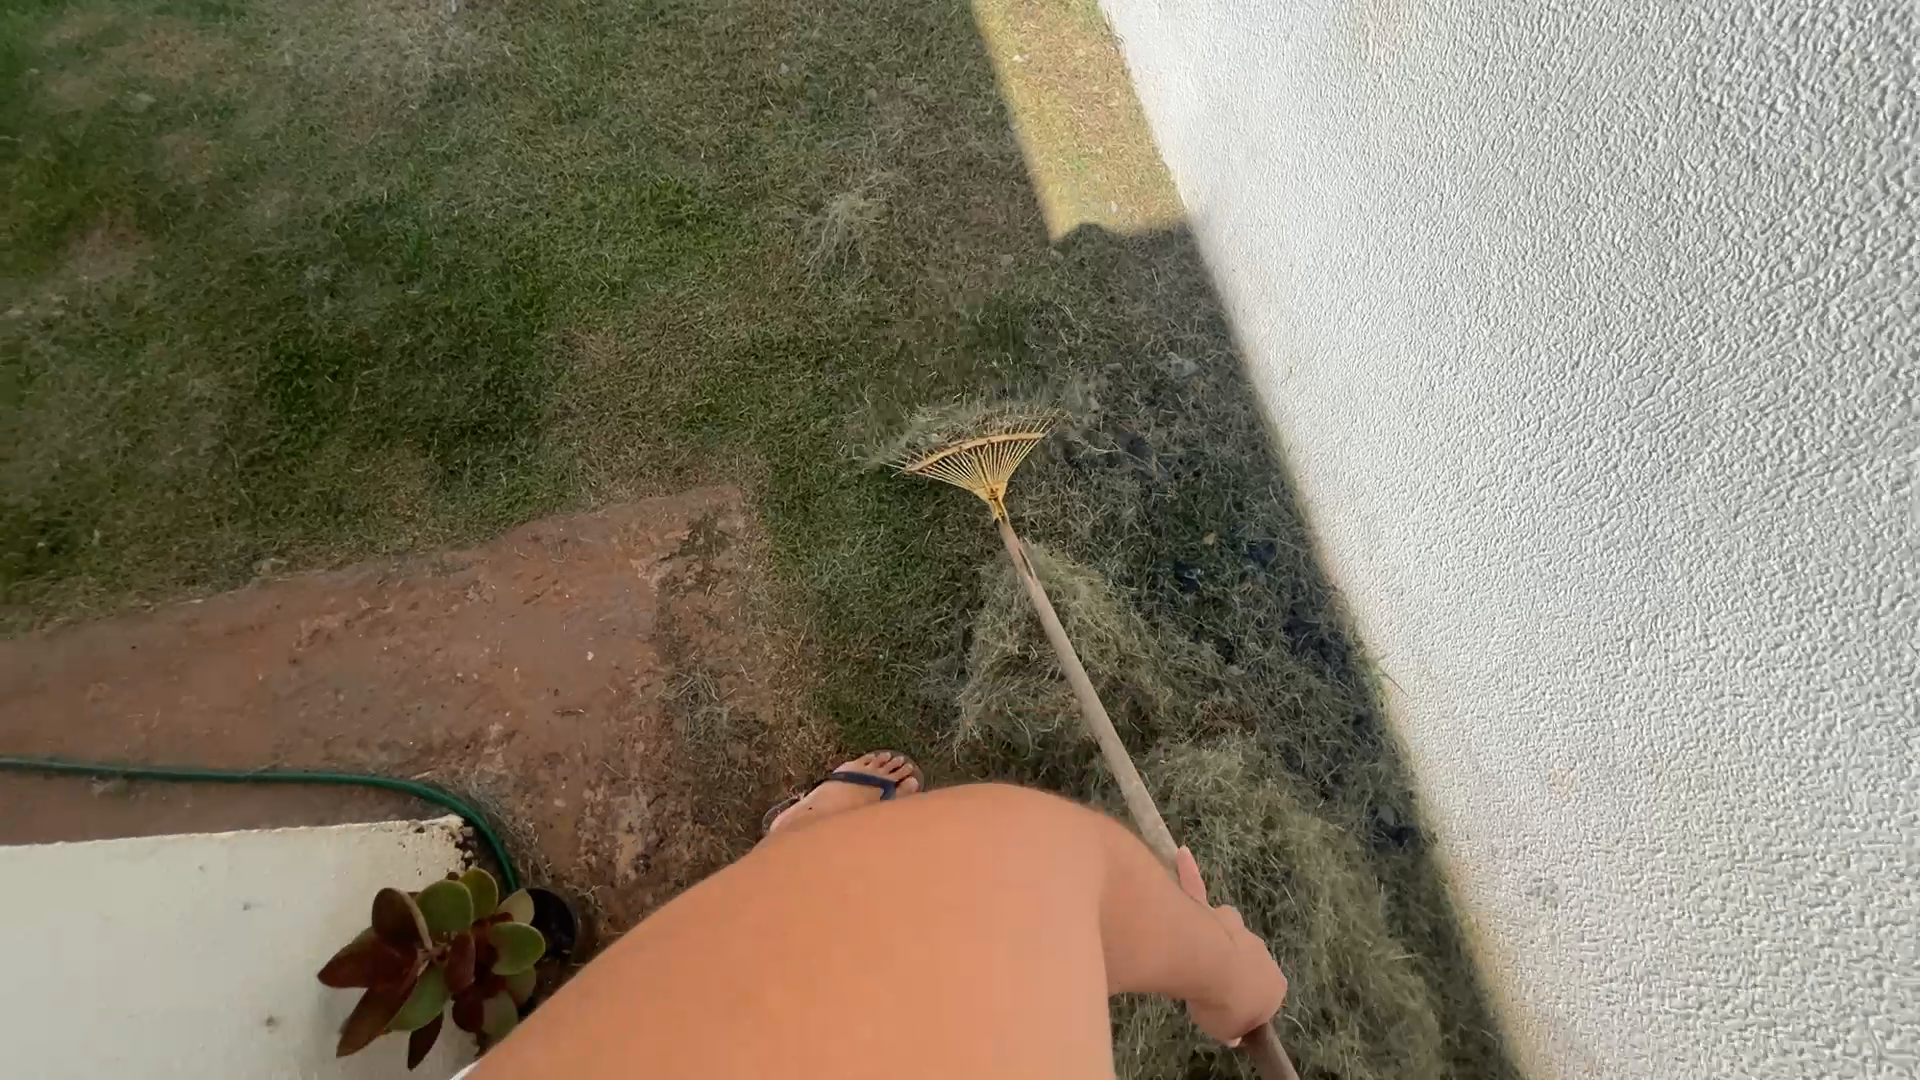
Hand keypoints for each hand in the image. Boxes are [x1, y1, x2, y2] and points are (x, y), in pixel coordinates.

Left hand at [1174, 846, 1287, 1044]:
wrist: (1206, 964)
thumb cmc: (1223, 1002)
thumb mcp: (1230, 1031)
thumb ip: (1231, 1029)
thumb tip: (1230, 1033)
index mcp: (1274, 982)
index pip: (1265, 992)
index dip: (1245, 1001)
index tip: (1229, 1009)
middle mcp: (1258, 947)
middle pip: (1242, 957)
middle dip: (1227, 968)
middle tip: (1207, 985)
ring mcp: (1231, 925)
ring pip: (1222, 928)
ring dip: (1210, 938)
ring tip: (1190, 954)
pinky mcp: (1205, 909)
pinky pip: (1196, 888)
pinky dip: (1188, 873)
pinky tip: (1182, 854)